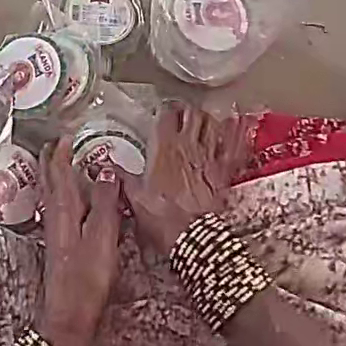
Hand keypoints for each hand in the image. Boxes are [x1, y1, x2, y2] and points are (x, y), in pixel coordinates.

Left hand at [38, 143, 122, 345]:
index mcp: (64, 209)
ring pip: (50, 195)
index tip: (66, 135)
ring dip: (52, 176)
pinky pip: (57, 208)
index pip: (59, 172)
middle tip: (54, 143)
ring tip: (56, 164)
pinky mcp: (58, 246)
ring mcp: (54, 232)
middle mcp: (55, 217)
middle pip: (48, 181)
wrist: (69, 316)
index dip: (61, 152)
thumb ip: (106, 201)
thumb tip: (106, 170)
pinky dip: (60, 194)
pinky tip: (66, 201)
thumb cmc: (87, 276)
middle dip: (50, 161)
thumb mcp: (103, 235)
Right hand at [119, 101, 250, 256]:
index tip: (163, 110)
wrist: (192, 235)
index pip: (166, 116)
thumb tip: (103, 164)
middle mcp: (188, 146)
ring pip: (213, 124)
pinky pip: (233, 145)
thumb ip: (121, 177)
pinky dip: (239, 131)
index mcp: (165, 149)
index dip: (166, 109)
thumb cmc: (161, 217)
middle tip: (184, 112)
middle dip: (188, 110)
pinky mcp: (224, 170)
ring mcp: (209, 156)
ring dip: (209, 118)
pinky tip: (242, 121)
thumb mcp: (134, 197)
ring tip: (205, 116)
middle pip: (192, 114)